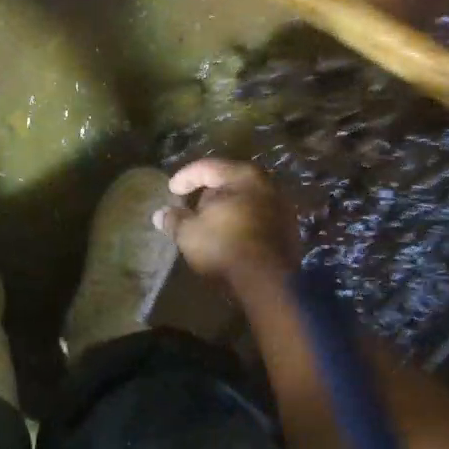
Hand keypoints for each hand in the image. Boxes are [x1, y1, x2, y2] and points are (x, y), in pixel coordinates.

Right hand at [155, 158, 298, 294]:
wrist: (266, 281)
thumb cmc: (223, 247)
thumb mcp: (188, 233)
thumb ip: (174, 219)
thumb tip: (160, 214)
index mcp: (243, 176)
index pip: (208, 167)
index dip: (185, 177)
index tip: (170, 190)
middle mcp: (267, 185)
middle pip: (230, 182)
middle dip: (208, 193)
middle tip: (190, 207)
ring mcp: (281, 209)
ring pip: (245, 202)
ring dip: (225, 210)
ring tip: (208, 225)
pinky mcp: (288, 231)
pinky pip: (256, 220)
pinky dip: (240, 224)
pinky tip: (228, 238)